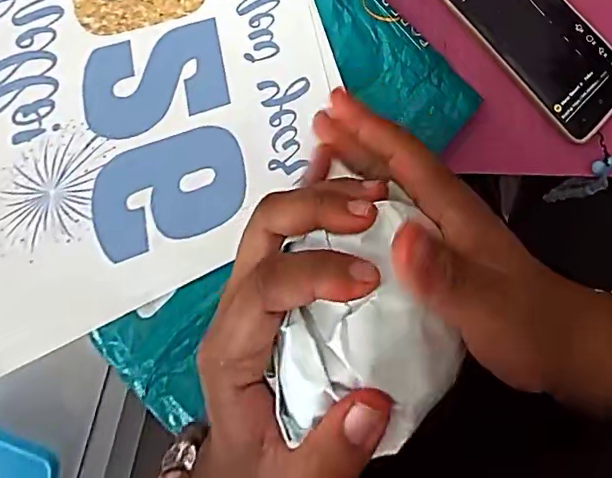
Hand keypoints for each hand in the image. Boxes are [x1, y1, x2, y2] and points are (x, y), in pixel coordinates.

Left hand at [193, 164, 395, 477]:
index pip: (265, 285)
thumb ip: (326, 455)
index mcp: (232, 348)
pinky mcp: (276, 275)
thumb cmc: (262, 467)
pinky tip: (341, 163)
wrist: (241, 467)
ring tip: (379, 192)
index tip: (368, 278)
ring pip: (278, 214)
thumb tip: (373, 404)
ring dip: (328, 193)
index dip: (316, 271)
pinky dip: (317, 186)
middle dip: (319, 208)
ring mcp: (255, 282)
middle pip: (265, 227)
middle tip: (372, 210)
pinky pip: (292, 220)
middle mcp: (238, 303)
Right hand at [311, 90, 611, 411]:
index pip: (407, 158)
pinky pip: (397, 214)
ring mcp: (446, 231)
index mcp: (454, 209)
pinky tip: (355, 213)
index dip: (370, 129)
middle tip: (321, 119)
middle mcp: (447, 211)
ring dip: (362, 163)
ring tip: (327, 153)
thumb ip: (445, 274)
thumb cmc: (526, 321)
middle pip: (398, 163)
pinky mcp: (443, 254)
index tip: (336, 104)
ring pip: (396, 185)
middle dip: (359, 137)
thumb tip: (403, 234)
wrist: (563, 344)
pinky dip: (371, 201)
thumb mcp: (485, 303)